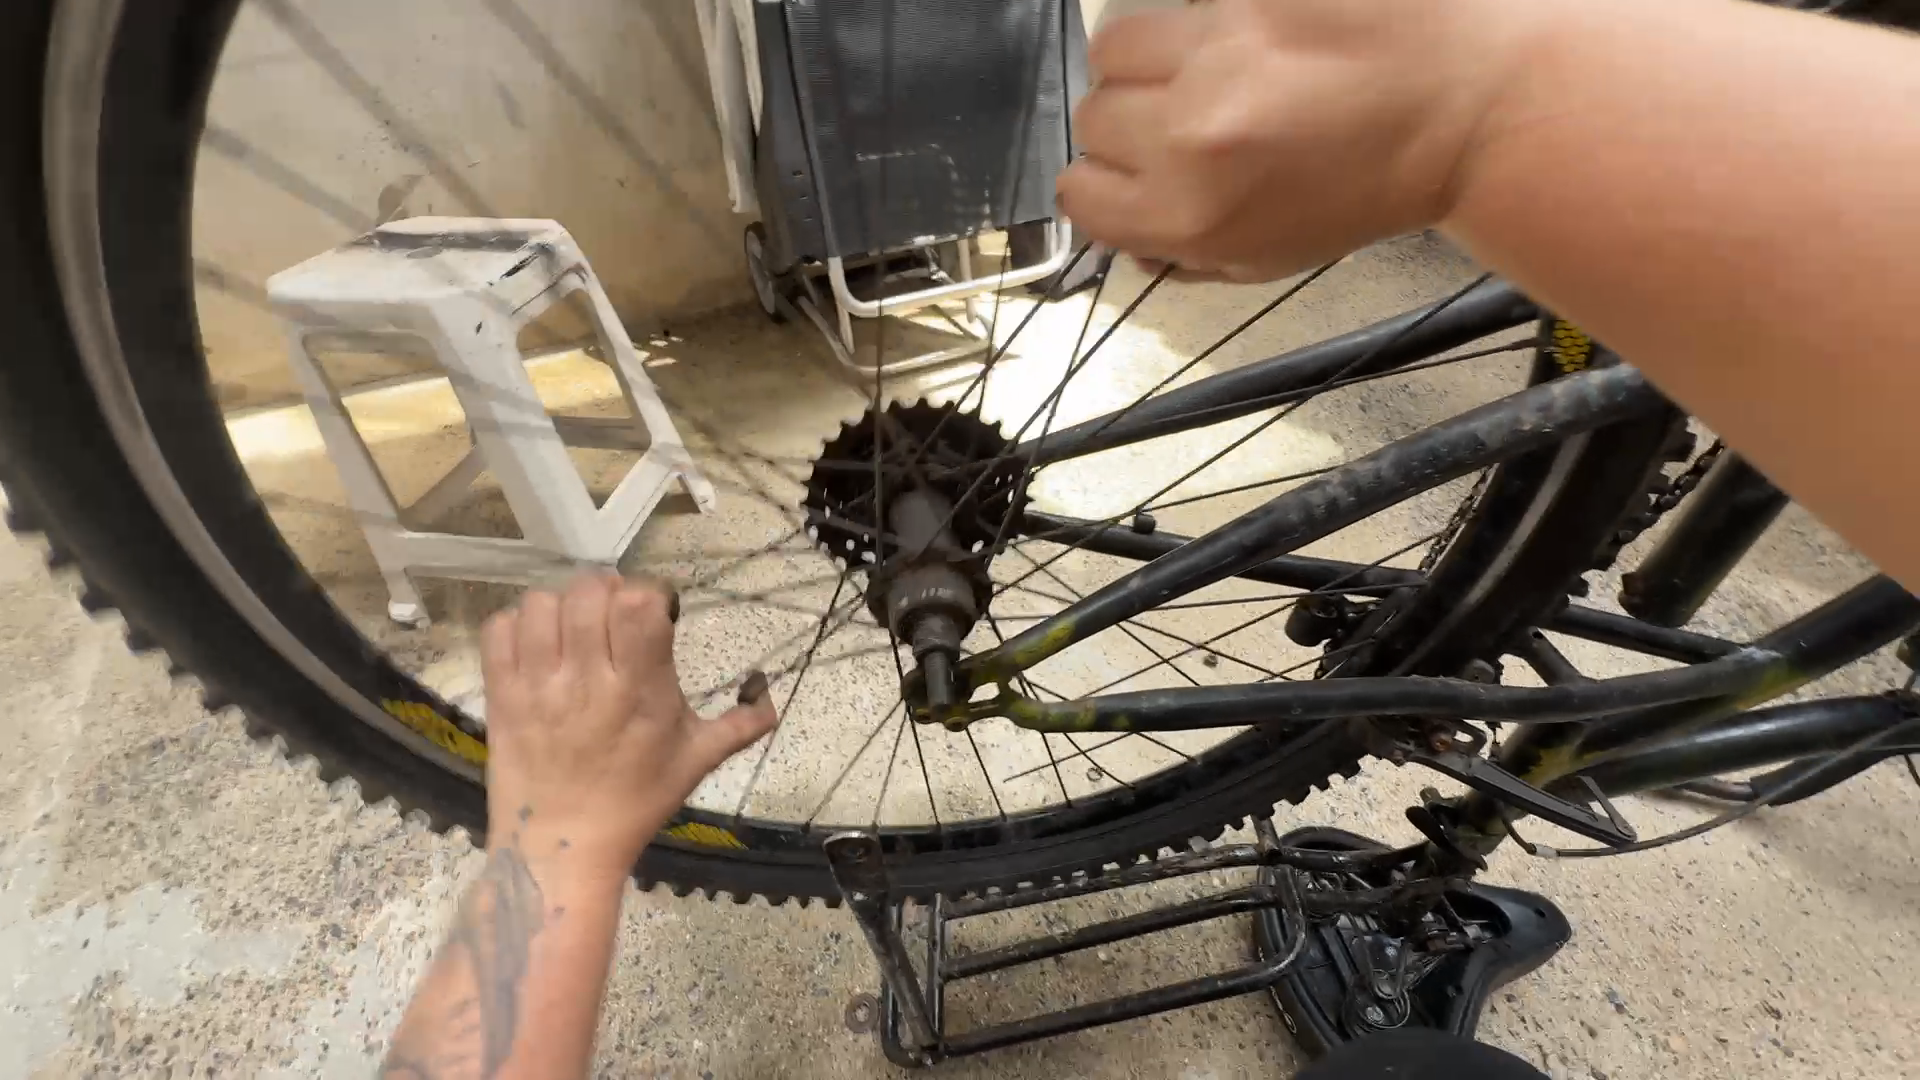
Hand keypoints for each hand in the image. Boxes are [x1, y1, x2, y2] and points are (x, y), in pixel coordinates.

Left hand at [478, 574, 776, 879]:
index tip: (656, 613)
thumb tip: (774, 703)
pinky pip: (498, 630)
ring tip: (576, 627)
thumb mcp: (697, 760)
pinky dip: (518, 623)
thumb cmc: (638, 801)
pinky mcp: (501, 697)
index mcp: (639, 688)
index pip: (639, 604)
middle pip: (589, 593)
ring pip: (541, 604)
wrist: (564, 849)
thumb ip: (742, 726)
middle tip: (616, 615)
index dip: (650, 594)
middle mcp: (587, 679)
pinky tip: (540, 644)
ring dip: (563, 604)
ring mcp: (538, 686)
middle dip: (609, 591)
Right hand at [1058, 0, 1548, 281]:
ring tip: (1191, 68)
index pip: (1076, 195)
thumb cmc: (1362, 195)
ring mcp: (1222, 47)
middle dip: (1122, 128)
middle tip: (1173, 125)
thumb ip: (1177, 257)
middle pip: (1089, 119)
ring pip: (1111, 47)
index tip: (1126, 181)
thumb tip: (1125, 235)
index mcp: (1187, 214)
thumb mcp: (1261, 261)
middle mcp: (1188, 133)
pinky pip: (1178, 1)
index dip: (1096, 190)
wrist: (1473, 104)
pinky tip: (1234, 39)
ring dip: (1138, 64)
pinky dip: (1191, 23)